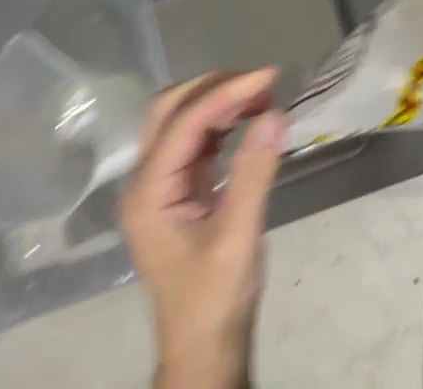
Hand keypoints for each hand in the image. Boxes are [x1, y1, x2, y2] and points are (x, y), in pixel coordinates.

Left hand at [120, 68, 286, 388]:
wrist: (204, 346)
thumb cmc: (215, 297)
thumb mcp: (238, 236)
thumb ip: (254, 173)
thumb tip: (276, 113)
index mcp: (148, 192)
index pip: (184, 122)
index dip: (225, 92)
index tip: (270, 77)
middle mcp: (146, 182)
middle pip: (170, 112)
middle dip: (215, 87)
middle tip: (265, 82)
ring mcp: (162, 187)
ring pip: (183, 122)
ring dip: (220, 101)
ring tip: (264, 97)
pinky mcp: (181, 193)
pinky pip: (197, 143)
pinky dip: (223, 123)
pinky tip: (250, 121)